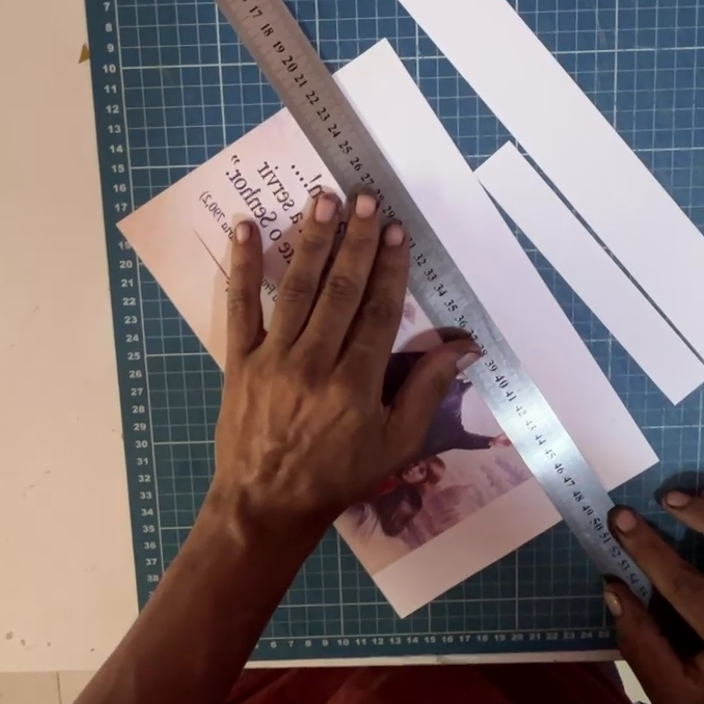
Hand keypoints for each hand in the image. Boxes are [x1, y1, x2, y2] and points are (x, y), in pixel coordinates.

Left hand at [210, 192, 477, 540]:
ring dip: (311, 240)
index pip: (378, 312)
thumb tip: (465, 347)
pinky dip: (243, 266)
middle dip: (356, 240)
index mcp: (356, 383)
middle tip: (365, 198)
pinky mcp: (239, 359)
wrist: (267, 504)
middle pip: (340, 289)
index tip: (397, 230)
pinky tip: (245, 228)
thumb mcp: (396, 444)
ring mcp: (272, 358)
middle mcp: (314, 362)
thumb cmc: (339, 475)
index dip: (390, 268)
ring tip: (323, 199)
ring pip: (297, 289)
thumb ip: (427, 390)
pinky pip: (239, 306)